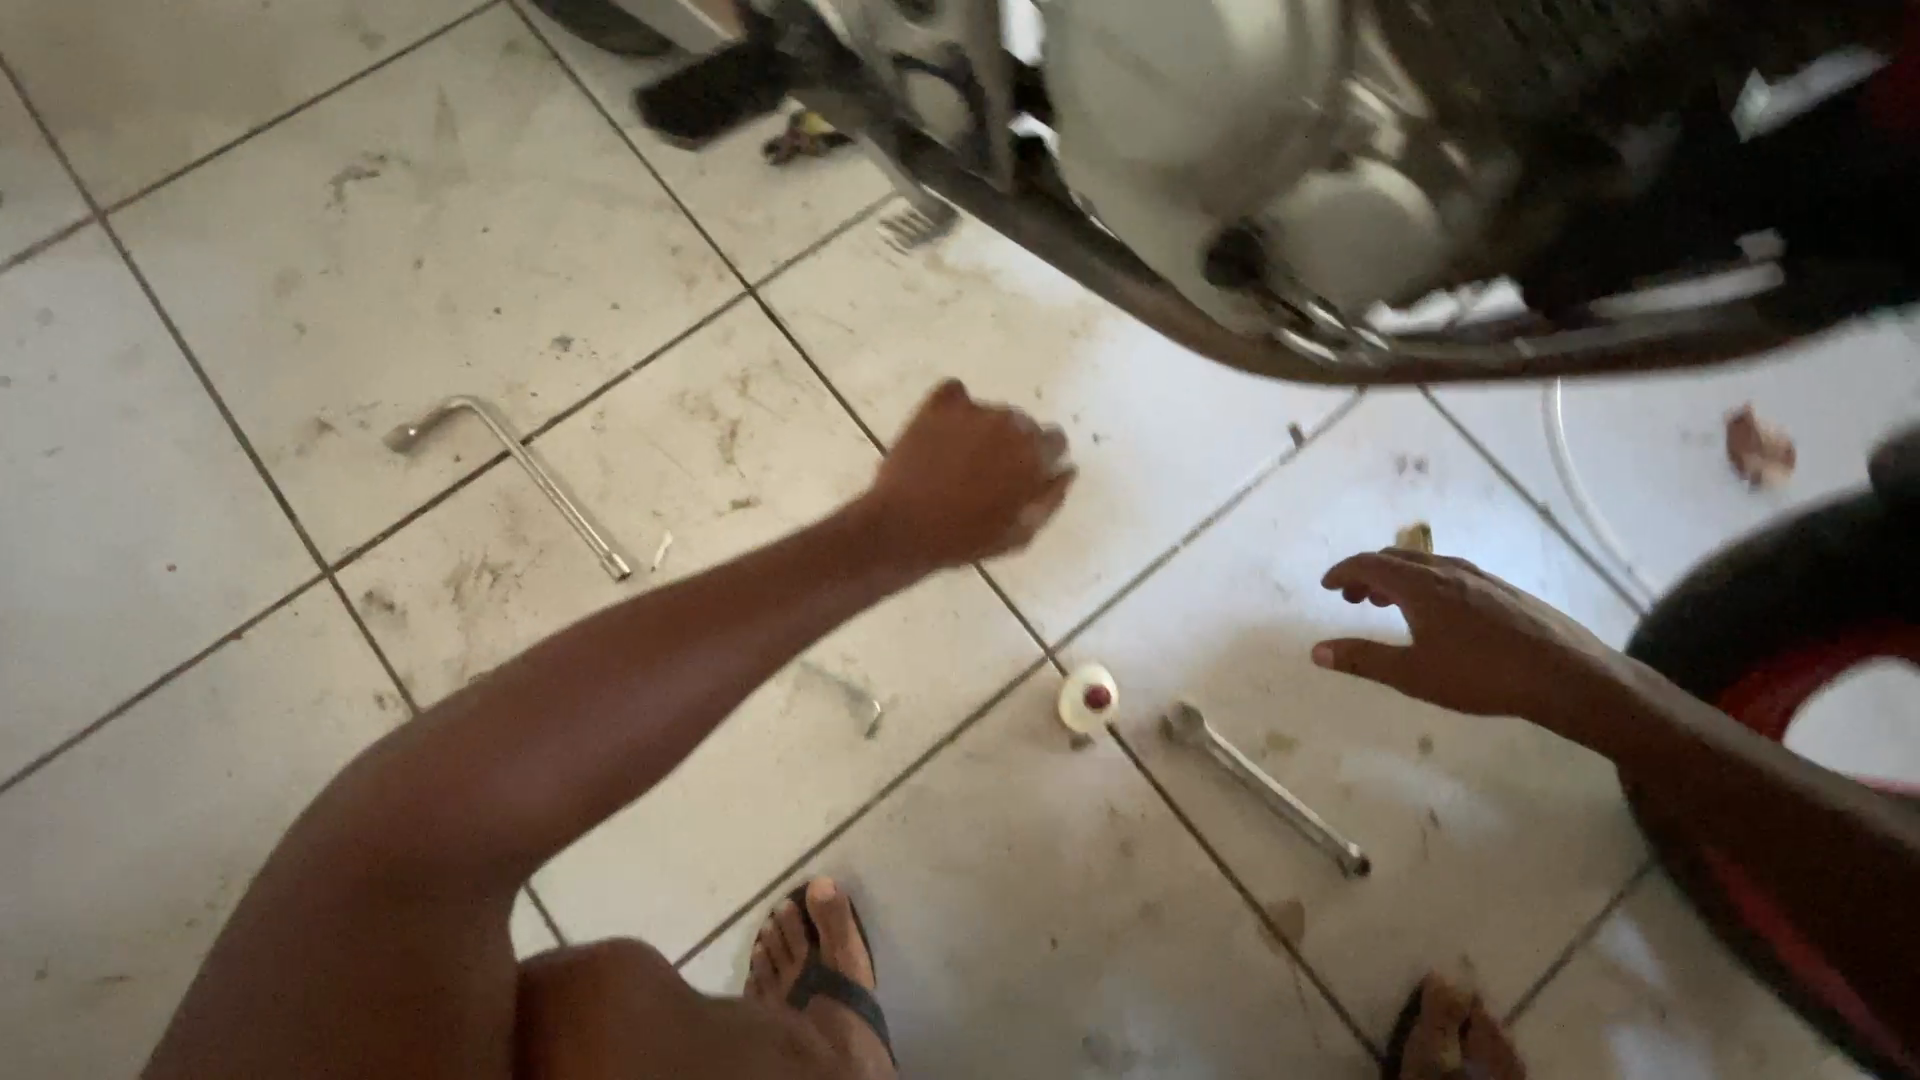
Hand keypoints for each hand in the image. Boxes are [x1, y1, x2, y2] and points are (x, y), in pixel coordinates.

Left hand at [864, 379, 1075, 569]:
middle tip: (985, 473)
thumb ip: (1051, 498)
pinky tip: (942, 433)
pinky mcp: (937, 406)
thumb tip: (1067, 470)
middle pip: (1021, 424)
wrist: (904, 529)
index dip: (1038, 459)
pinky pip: (954, 392)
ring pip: (989, 412)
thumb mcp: (1021, 533)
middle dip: (1010, 444)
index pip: (1054, 440)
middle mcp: (1010, 423)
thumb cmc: (965, 539)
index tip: (1019, 477)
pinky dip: (953, 407)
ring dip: (982, 429)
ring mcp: (972, 410)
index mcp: (1034, 454)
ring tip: (956, 461)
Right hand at [1312, 549, 1628, 738]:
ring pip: (1426, 564)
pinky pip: (1451, 573)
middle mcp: (1447, 571)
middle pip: (1395, 558)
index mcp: (1419, 586)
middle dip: (1367, 573)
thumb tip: (1317, 651)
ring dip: (1398, 577)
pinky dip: (1426, 583)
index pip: (1368, 564)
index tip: (1327, 586)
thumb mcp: (1412, 674)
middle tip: (1353, 599)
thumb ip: (1362, 660)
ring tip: (1390, 604)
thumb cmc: (1482, 676)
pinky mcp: (1505, 591)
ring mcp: (1481, 578)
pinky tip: (1438, 612)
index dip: (1342, 572)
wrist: (1569, 677)